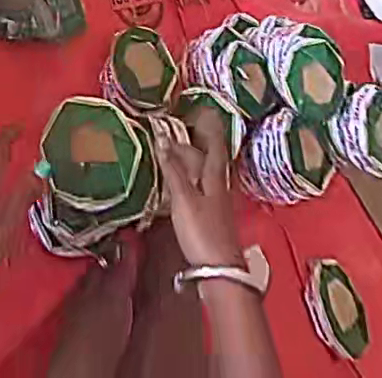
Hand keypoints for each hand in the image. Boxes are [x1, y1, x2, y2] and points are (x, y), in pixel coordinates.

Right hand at [161, 111, 241, 267]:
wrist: (219, 272)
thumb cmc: (202, 231)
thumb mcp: (183, 198)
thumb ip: (173, 169)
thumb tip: (161, 137)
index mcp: (215, 175)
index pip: (214, 143)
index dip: (210, 126)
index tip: (203, 108)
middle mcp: (219, 184)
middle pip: (208, 156)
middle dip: (195, 142)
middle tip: (176, 128)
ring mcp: (217, 200)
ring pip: (204, 171)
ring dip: (191, 159)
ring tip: (173, 150)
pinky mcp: (212, 214)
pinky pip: (201, 185)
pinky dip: (190, 176)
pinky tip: (179, 180)